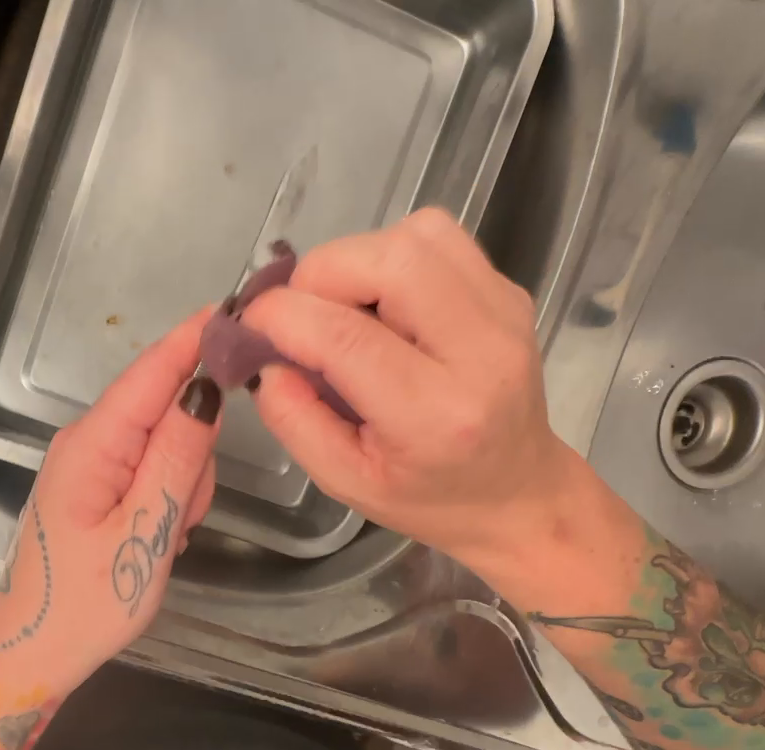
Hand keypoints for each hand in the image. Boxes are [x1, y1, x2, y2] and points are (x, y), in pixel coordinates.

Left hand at [0, 311, 222, 691]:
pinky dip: (166, 503)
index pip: (152, 370)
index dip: (197, 337)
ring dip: (181, 488)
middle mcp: (88, 442)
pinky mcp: (97, 489)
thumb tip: (206, 386)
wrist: (34, 654)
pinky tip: (153, 542)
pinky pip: (149, 475)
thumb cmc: (85, 605)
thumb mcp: (144, 533)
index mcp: (93, 444)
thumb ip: (178, 459)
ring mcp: (91, 466)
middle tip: (184, 516)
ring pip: (165, 447)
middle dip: (194, 453)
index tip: (247, 307)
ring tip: (163, 540)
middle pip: (165, 410)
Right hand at [240, 208, 586, 561]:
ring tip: (341, 309)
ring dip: (356, 261)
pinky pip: (436, 239)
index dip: (281, 316)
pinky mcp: (507, 291)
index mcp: (434, 416)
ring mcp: (502, 311)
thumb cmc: (426, 497)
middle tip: (298, 313)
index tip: (248, 325)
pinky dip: (389, 257)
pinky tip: (379, 302)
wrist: (516, 493)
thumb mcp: (343, 480)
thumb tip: (264, 356)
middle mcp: (479, 350)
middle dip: (319, 275)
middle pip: (390, 261)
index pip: (345, 337)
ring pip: (415, 236)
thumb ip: (293, 418)